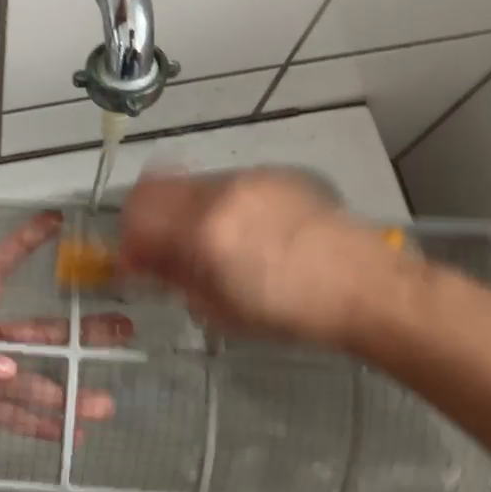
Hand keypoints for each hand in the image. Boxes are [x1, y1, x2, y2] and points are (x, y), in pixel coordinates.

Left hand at [0, 212, 129, 459]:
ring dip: (65, 394)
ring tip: (102, 406)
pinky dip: (40, 424)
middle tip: (121, 332)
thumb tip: (9, 365)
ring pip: (31, 382)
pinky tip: (70, 433)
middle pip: (33, 336)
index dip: (20, 247)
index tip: (53, 224)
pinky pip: (14, 414)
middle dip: (76, 336)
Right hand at [118, 169, 409, 345]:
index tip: (133, 263)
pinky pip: (227, 186)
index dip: (126, 239)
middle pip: (157, 188)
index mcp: (203, 231)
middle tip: (160, 252)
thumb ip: (175, 279)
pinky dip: (216, 207)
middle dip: (149, 219)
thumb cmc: (289, 313)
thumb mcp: (218, 309)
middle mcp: (222, 193)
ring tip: (205, 247)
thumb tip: (146, 264)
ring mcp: (251, 180)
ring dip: (184, 212)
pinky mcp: (276, 178)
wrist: (364, 289)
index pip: (136, 215)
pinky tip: (240, 236)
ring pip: (192, 185)